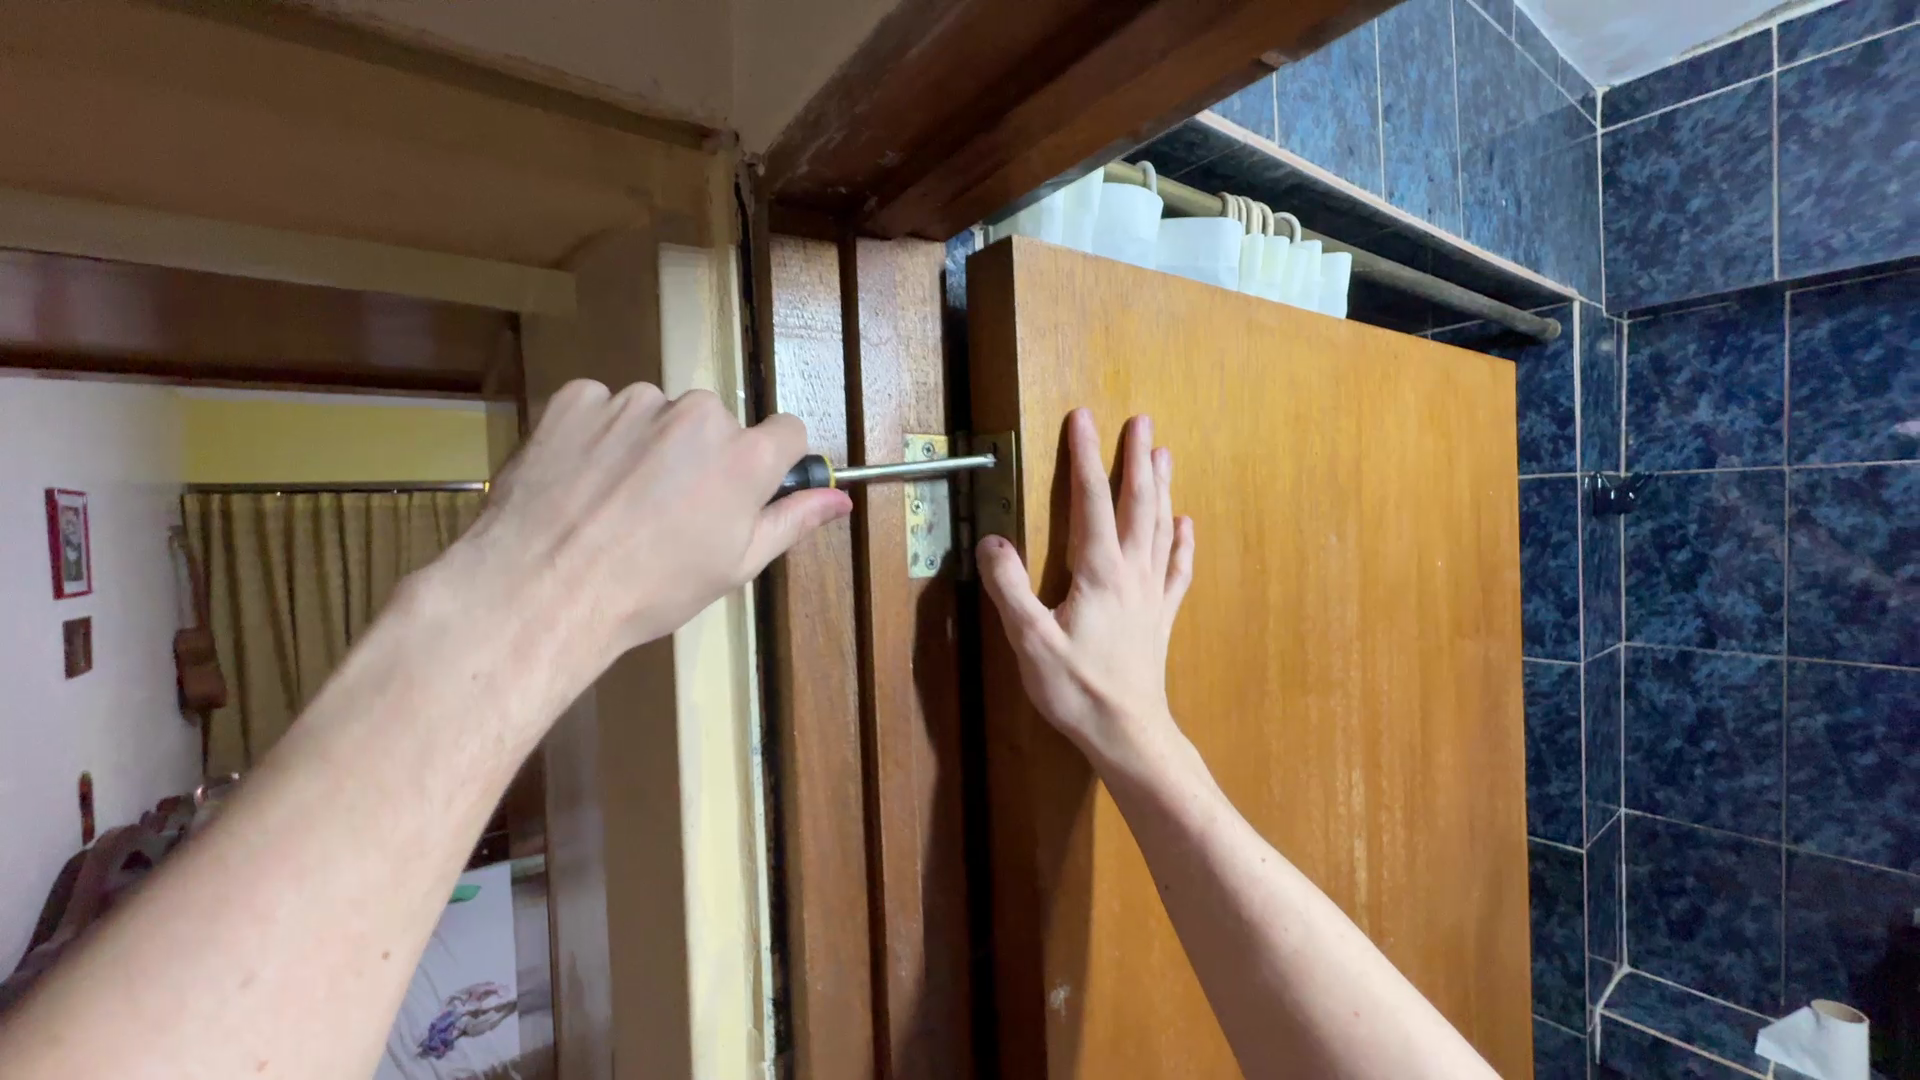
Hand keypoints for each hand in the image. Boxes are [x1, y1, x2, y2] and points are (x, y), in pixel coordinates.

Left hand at [460, 380, 849, 665]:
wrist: (541, 590)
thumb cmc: (652, 589)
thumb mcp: (736, 565)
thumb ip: (793, 520)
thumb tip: (841, 498)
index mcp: (744, 457)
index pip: (787, 431)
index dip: (771, 462)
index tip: (745, 490)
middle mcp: (697, 415)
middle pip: (718, 424)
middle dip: (703, 457)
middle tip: (669, 510)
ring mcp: (633, 401)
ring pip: (660, 415)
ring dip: (650, 444)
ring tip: (617, 500)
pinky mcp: (577, 398)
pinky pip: (604, 406)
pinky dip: (601, 435)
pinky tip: (582, 479)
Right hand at [976, 409, 1194, 767]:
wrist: (1128, 732)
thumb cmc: (1077, 688)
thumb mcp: (1031, 641)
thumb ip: (1010, 589)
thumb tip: (992, 542)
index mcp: (1099, 572)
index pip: (1091, 502)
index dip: (1085, 457)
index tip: (1084, 418)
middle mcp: (1132, 572)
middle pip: (1137, 504)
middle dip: (1135, 460)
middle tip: (1141, 421)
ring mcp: (1152, 593)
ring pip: (1160, 528)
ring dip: (1161, 488)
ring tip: (1163, 454)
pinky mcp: (1160, 615)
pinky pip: (1177, 569)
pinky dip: (1182, 543)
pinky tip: (1186, 525)